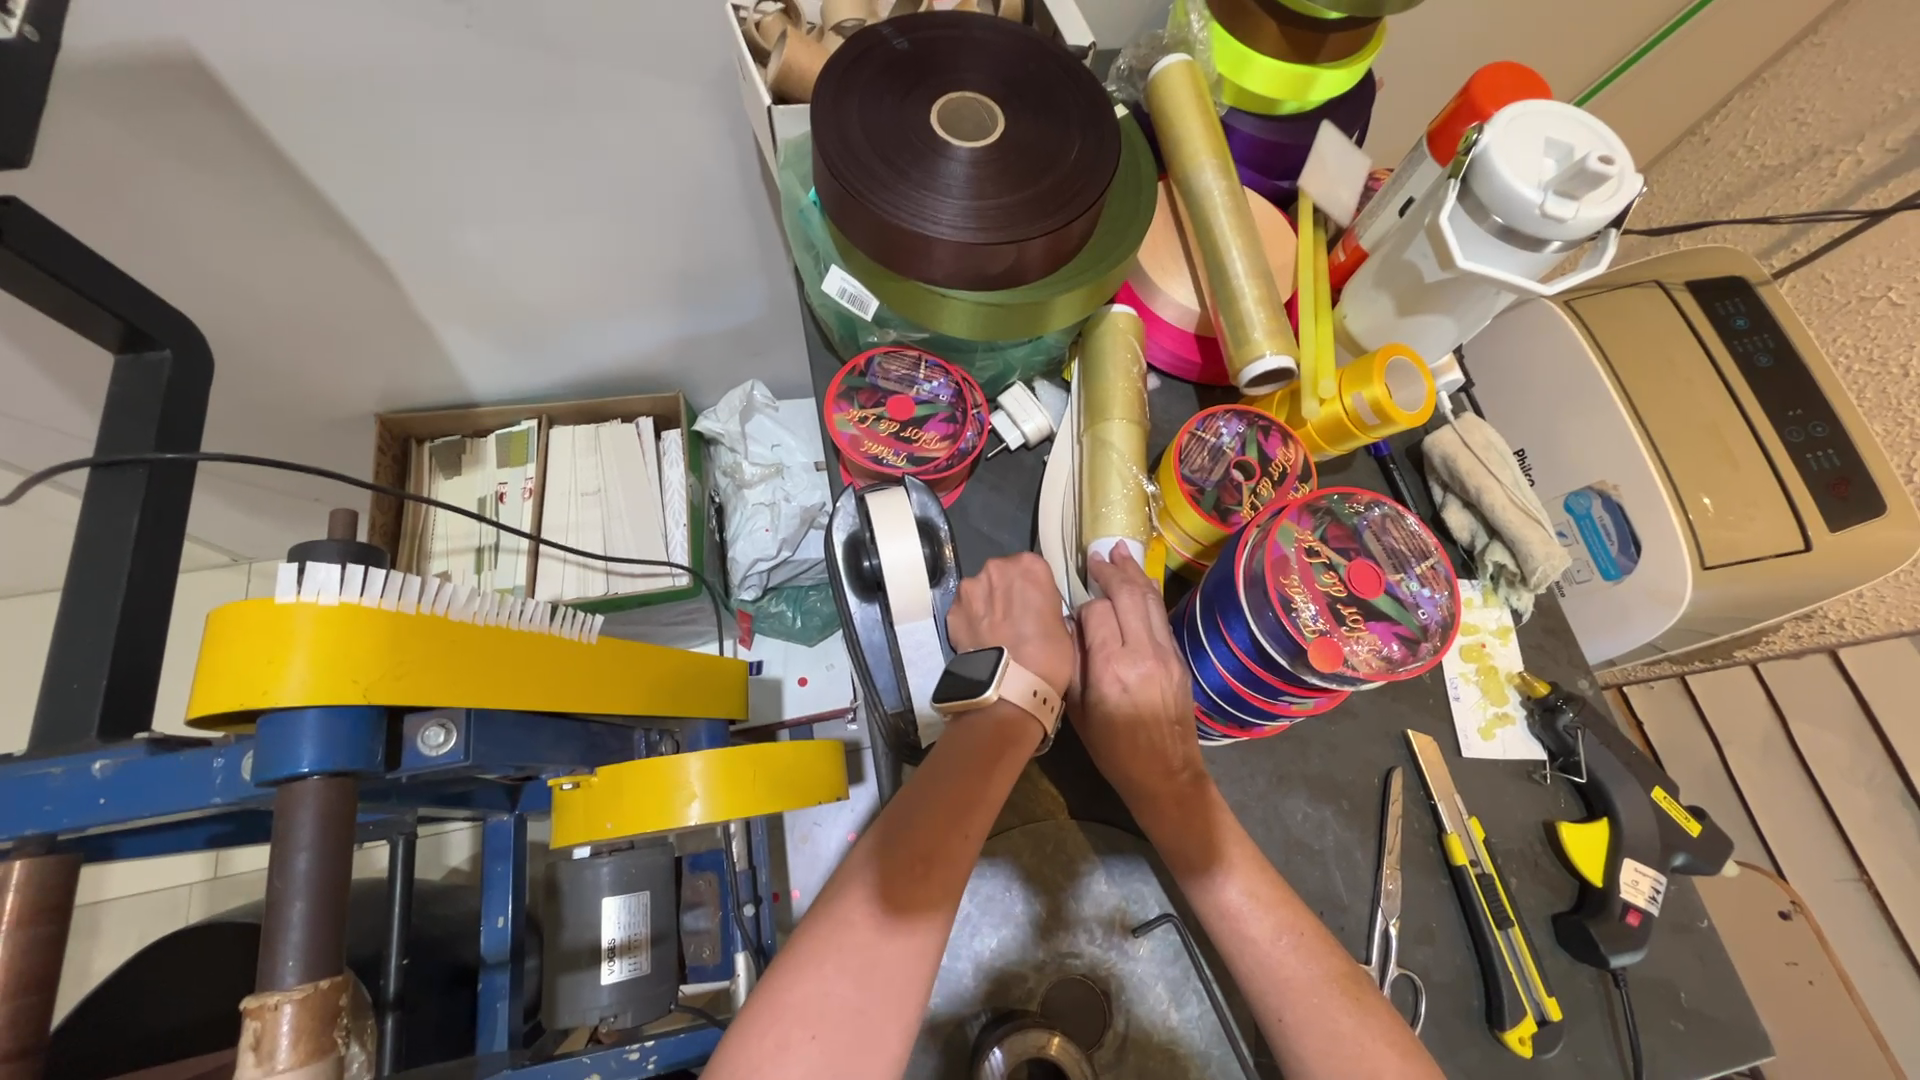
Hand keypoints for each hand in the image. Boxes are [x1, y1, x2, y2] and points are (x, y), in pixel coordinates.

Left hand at [946, 553, 1076, 699]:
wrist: (1012, 686)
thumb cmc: (1048, 655)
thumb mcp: (1063, 623)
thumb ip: (1046, 604)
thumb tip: (1037, 609)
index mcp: (1030, 565)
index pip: (1032, 568)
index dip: (1032, 587)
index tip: (1034, 604)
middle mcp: (996, 567)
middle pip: (1002, 574)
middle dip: (1006, 591)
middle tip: (1014, 617)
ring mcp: (970, 587)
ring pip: (979, 590)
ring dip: (986, 604)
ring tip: (994, 631)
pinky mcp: (952, 610)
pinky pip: (964, 611)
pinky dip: (970, 621)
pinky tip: (979, 640)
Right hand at [1073, 547, 1210, 813]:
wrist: (1165, 774)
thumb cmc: (1113, 749)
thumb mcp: (1078, 710)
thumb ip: (1074, 663)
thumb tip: (1069, 626)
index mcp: (1112, 669)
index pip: (1097, 613)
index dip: (1083, 607)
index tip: (1073, 612)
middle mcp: (1143, 654)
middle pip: (1129, 596)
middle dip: (1111, 572)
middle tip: (1097, 553)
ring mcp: (1166, 654)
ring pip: (1150, 601)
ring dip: (1134, 574)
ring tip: (1120, 552)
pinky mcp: (1179, 658)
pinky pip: (1160, 617)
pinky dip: (1148, 595)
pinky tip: (1139, 583)